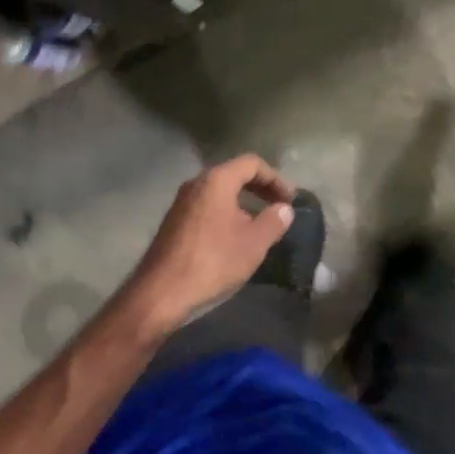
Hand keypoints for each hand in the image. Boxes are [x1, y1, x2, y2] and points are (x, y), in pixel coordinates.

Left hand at [122, 154, 295, 336]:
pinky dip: (227, 213)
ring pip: (220, 191)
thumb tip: (284, 209)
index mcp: (216, 180)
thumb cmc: (213, 261)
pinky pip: (207, 206)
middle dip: (260, 189)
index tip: (291, 200)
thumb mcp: (253, 243)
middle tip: (280, 209)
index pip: (252, 163)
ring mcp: (182, 201)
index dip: (276, 178)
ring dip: (244, 203)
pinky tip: (235, 238)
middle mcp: (196, 183)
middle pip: (234, 174)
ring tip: (261, 225)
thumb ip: (273, 221)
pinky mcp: (175, 220)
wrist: (162, 290)